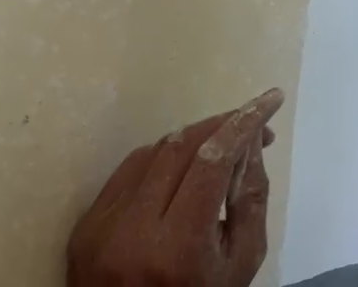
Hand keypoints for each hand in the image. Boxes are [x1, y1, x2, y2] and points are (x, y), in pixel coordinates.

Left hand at [67, 88, 284, 286]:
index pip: (212, 160)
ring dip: (198, 136)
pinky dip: (165, 155)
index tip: (272, 99)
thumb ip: (252, 196)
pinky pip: (131, 168)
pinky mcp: (85, 227)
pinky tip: (185, 166)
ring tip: (225, 146)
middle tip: (255, 125)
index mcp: (177, 247)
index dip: (245, 121)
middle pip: (183, 146)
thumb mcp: (244, 258)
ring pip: (157, 150)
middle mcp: (131, 232)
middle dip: (225, 123)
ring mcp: (100, 228)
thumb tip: (250, 141)